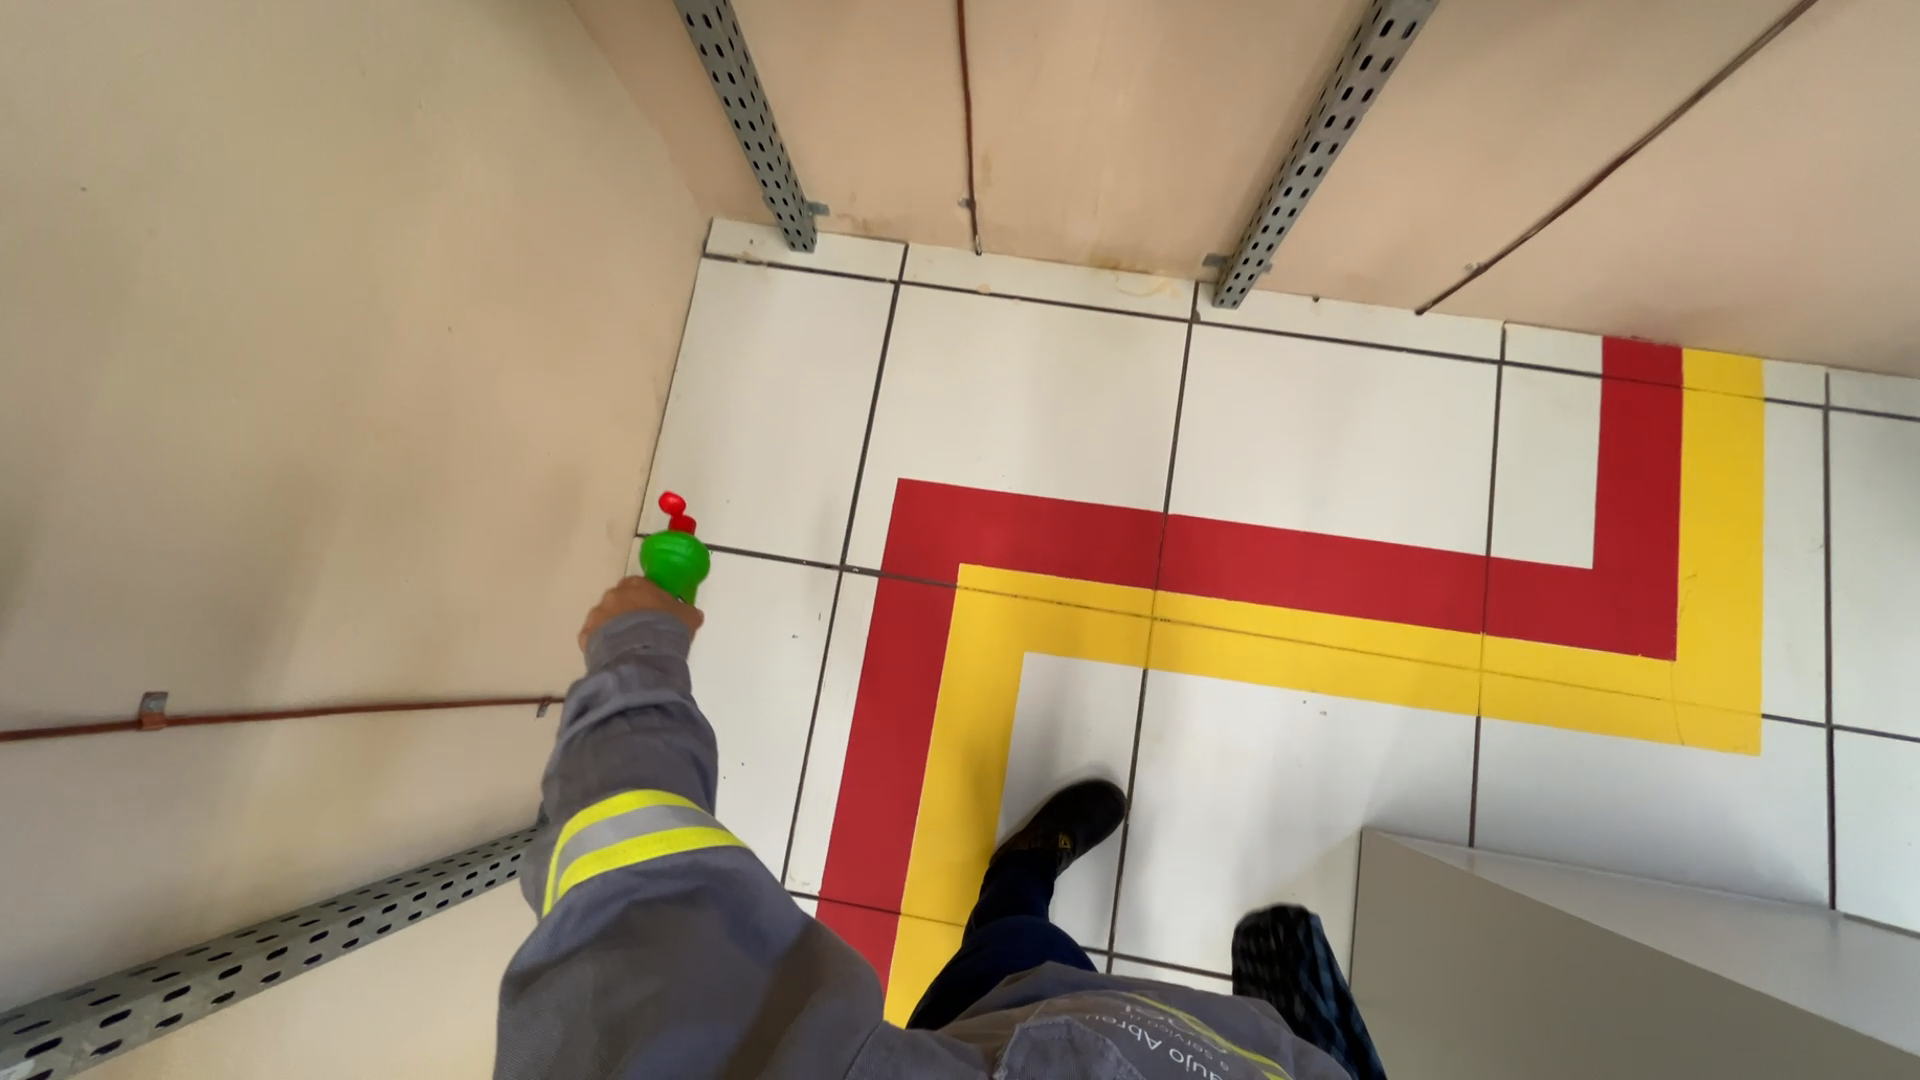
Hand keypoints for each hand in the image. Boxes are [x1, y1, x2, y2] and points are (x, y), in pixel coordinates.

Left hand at [578, 576, 703, 651]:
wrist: (642, 652)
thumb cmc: (667, 628)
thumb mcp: (687, 618)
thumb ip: (687, 613)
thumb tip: (693, 614)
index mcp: (637, 585)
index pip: (639, 585)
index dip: (646, 598)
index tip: (654, 611)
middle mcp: (613, 595)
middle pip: (619, 600)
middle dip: (628, 612)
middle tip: (641, 629)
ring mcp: (597, 615)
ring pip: (605, 619)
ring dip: (614, 628)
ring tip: (629, 646)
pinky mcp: (586, 635)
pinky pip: (595, 638)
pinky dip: (603, 644)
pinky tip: (617, 655)